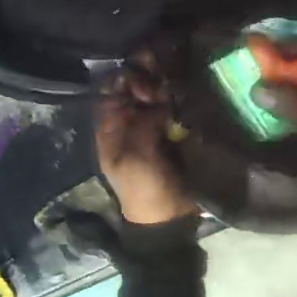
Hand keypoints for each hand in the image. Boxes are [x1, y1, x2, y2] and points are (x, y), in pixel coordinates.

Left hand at [96, 70, 198, 224]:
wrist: (168, 218)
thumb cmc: (144, 188)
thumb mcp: (136, 157)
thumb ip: (142, 124)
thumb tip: (158, 100)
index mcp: (111, 129)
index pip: (112, 92)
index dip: (124, 80)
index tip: (142, 78)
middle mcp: (129, 123)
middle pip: (135, 90)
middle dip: (147, 81)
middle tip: (161, 86)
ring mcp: (152, 127)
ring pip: (156, 97)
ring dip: (165, 89)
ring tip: (174, 88)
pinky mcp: (174, 132)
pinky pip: (174, 109)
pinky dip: (179, 102)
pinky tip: (185, 95)